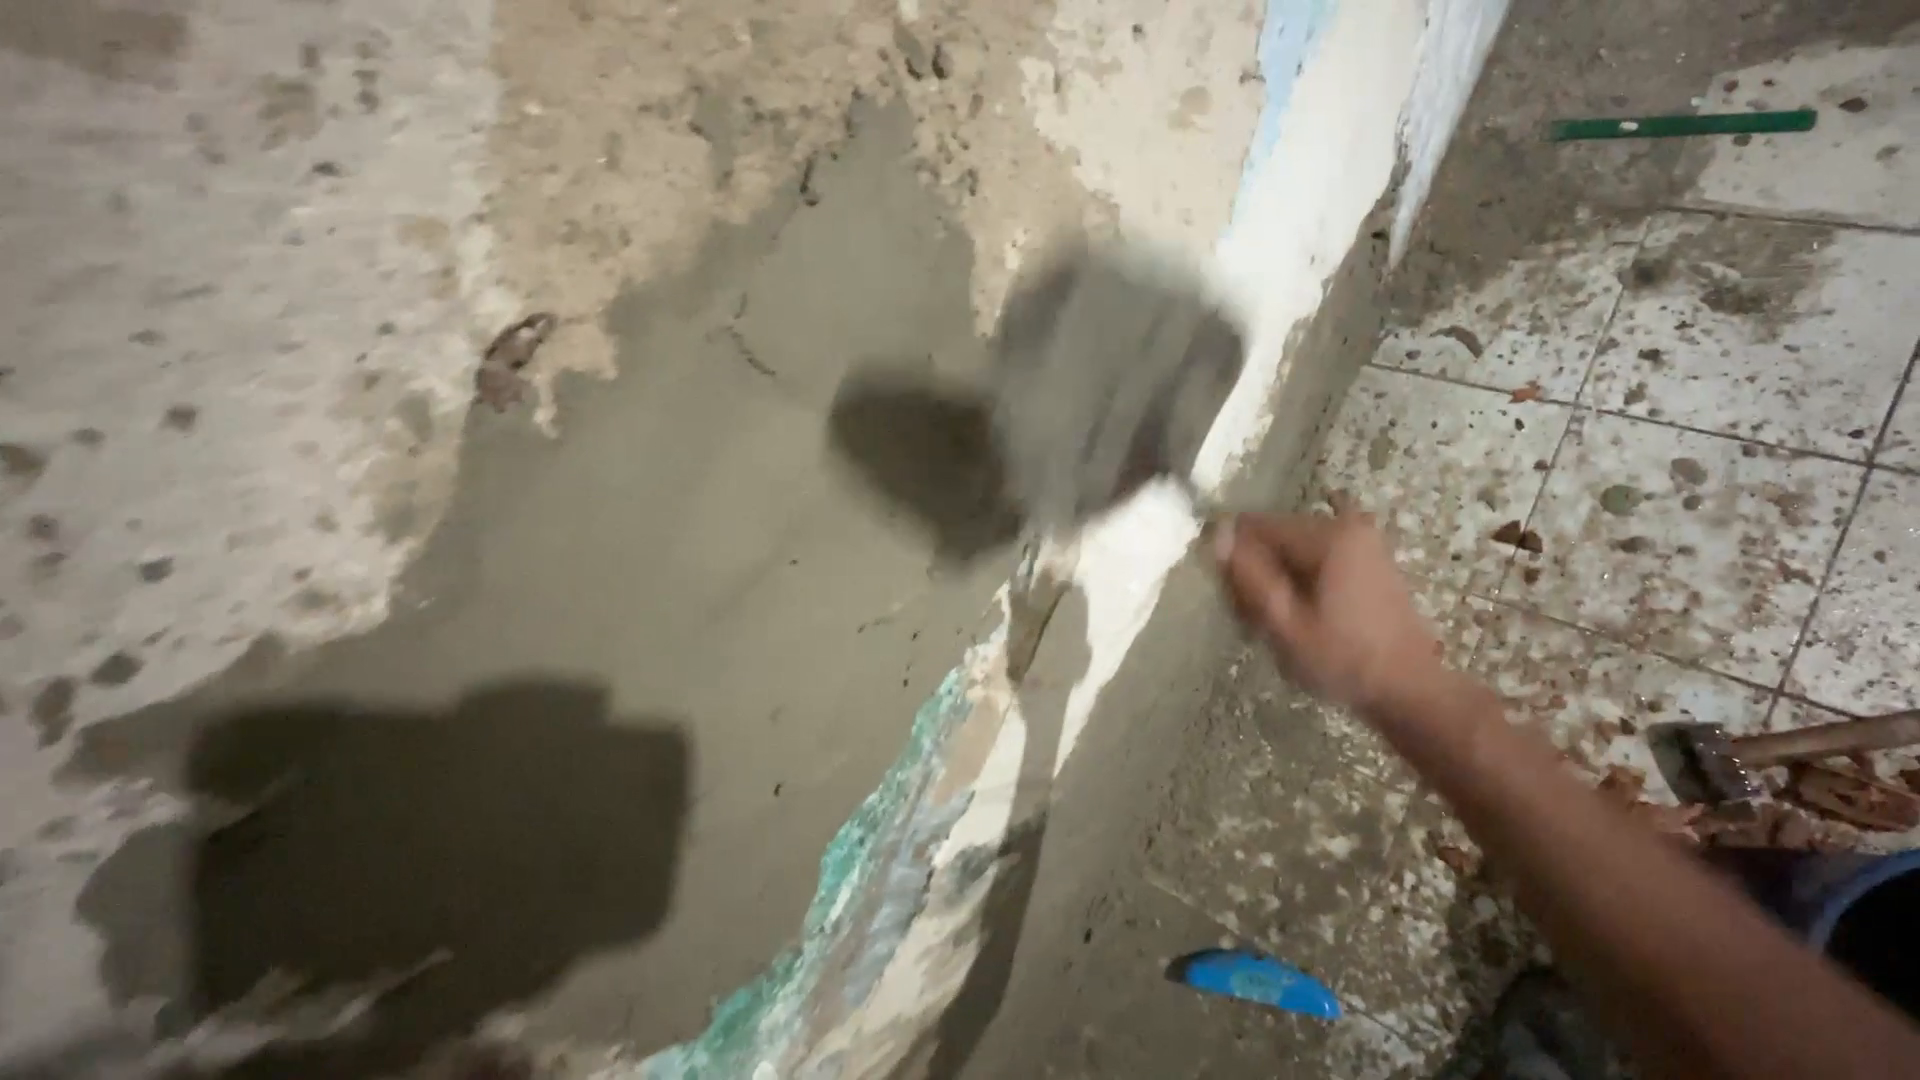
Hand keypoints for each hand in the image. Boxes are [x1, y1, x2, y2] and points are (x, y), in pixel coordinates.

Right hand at [1212, 512, 1442, 710]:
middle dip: (1257, 570)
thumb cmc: (1343, 660)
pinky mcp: (1370, 560)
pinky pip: (1317, 559)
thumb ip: (1248, 575)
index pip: (1256, 526)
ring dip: (1277, 579)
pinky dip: (1301, 581)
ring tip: (1280, 622)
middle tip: (1255, 618)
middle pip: (1276, 536)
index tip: (1235, 598)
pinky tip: (1302, 614)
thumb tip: (1217, 534)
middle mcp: (1348, 527)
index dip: (1235, 558)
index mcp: (1328, 536)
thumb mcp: (1284, 623)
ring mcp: (1364, 542)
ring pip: (1294, 550)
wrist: (1409, 689)